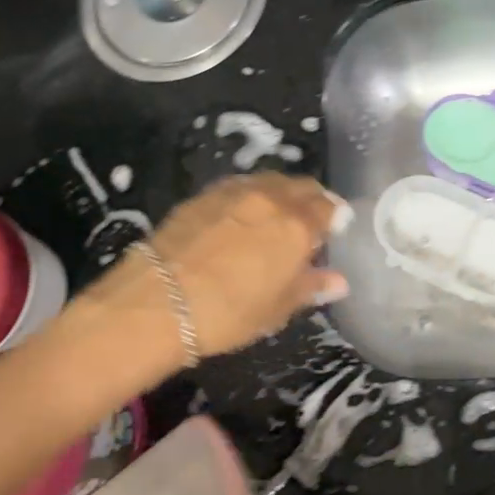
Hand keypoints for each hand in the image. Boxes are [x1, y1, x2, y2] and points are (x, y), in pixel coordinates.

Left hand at [73, 173, 347, 361]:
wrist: (157, 302)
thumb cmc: (229, 313)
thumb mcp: (277, 309)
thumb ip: (310, 287)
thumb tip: (337, 281)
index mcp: (297, 225)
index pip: (328, 207)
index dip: (335, 216)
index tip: (334, 229)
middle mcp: (270, 198)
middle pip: (300, 186)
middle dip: (310, 199)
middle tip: (308, 222)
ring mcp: (233, 193)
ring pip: (268, 182)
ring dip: (279, 194)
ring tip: (274, 218)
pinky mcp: (201, 196)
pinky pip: (237, 188)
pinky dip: (248, 198)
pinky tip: (240, 219)